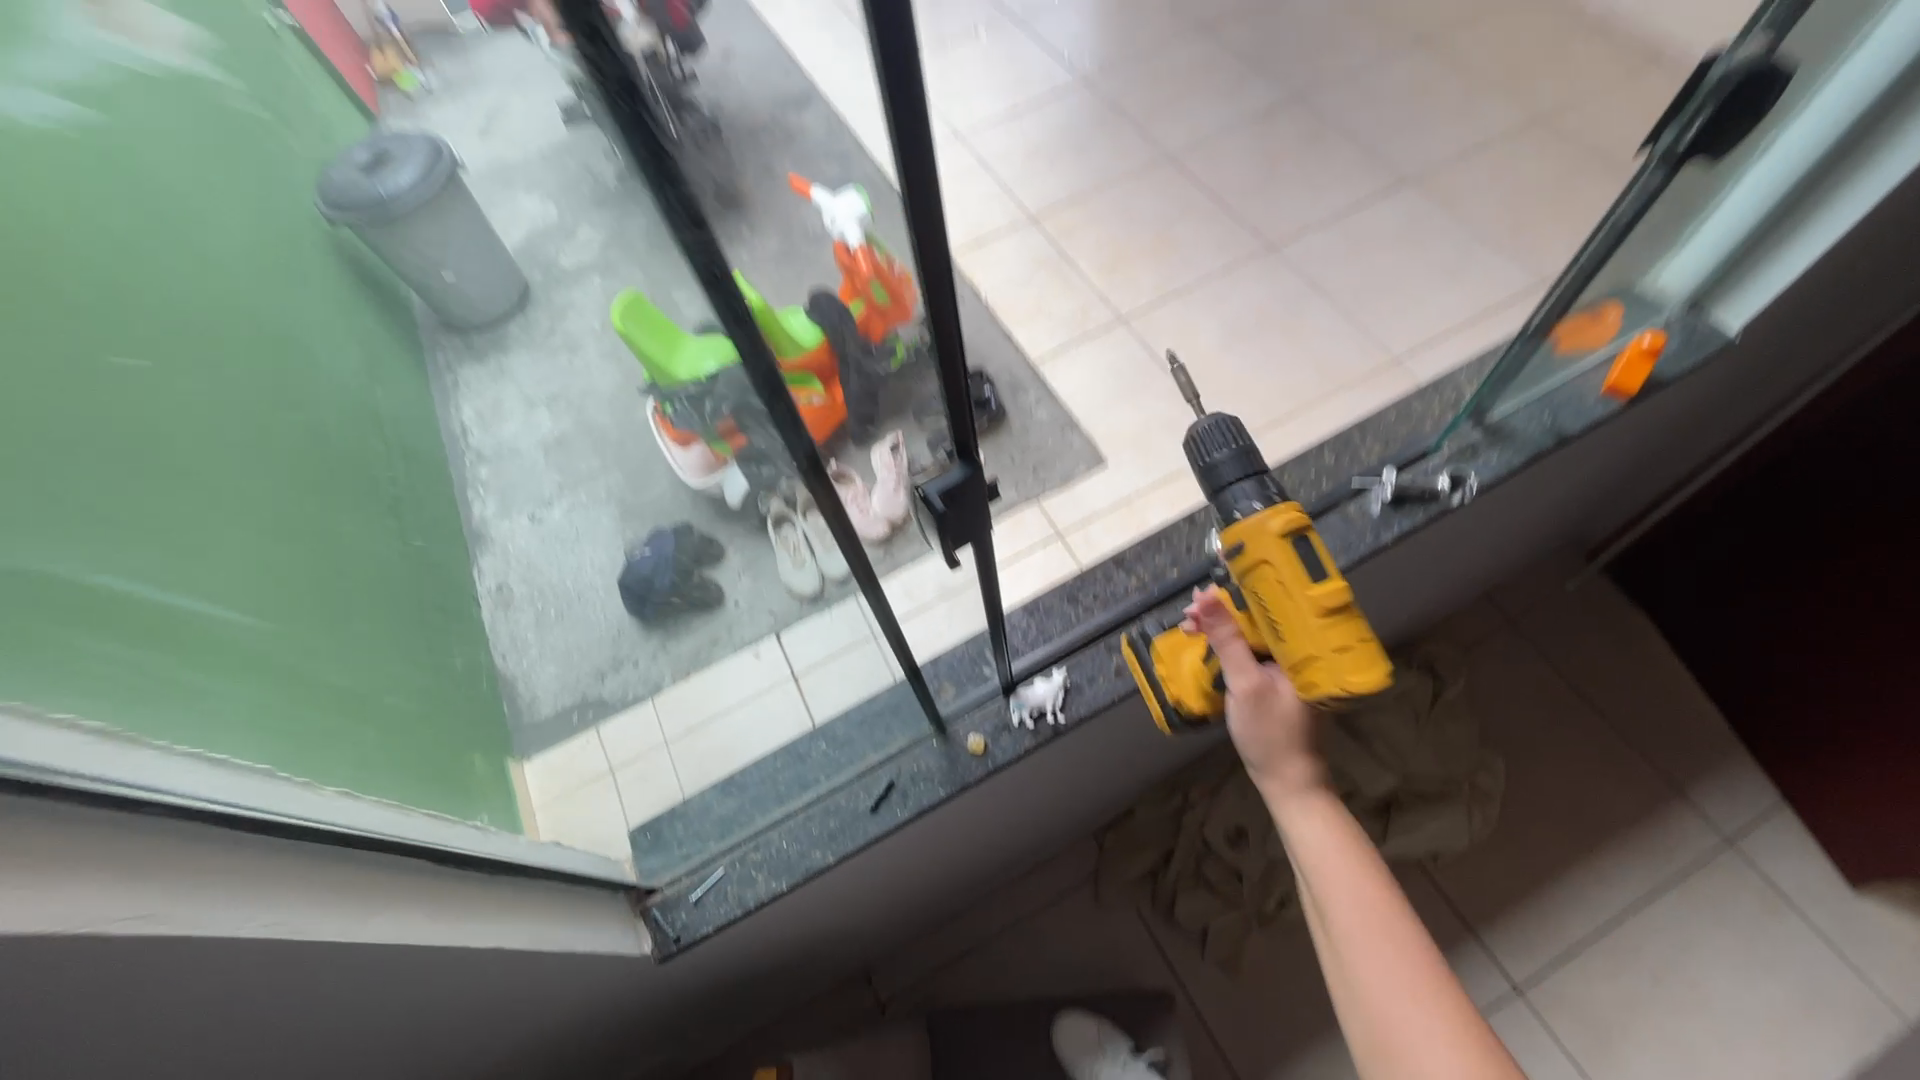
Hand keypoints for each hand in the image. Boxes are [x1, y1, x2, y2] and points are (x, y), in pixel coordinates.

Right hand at [1181, 587, 1326, 799]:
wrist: (1287, 781)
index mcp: (1303, 647)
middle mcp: (1300, 652)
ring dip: (1221, 628)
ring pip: (1252, 635)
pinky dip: (1229, 646)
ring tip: (1190, 624)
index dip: (1233, 596)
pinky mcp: (1277, 680)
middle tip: (1188, 611)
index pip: (1269, 606)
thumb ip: (1228, 639)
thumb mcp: (1245, 683)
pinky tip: (1207, 641)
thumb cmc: (1270, 733)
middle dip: (1222, 612)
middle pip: (1258, 619)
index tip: (1200, 594)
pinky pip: (1252, 652)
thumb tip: (1207, 596)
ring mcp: (1288, 667)